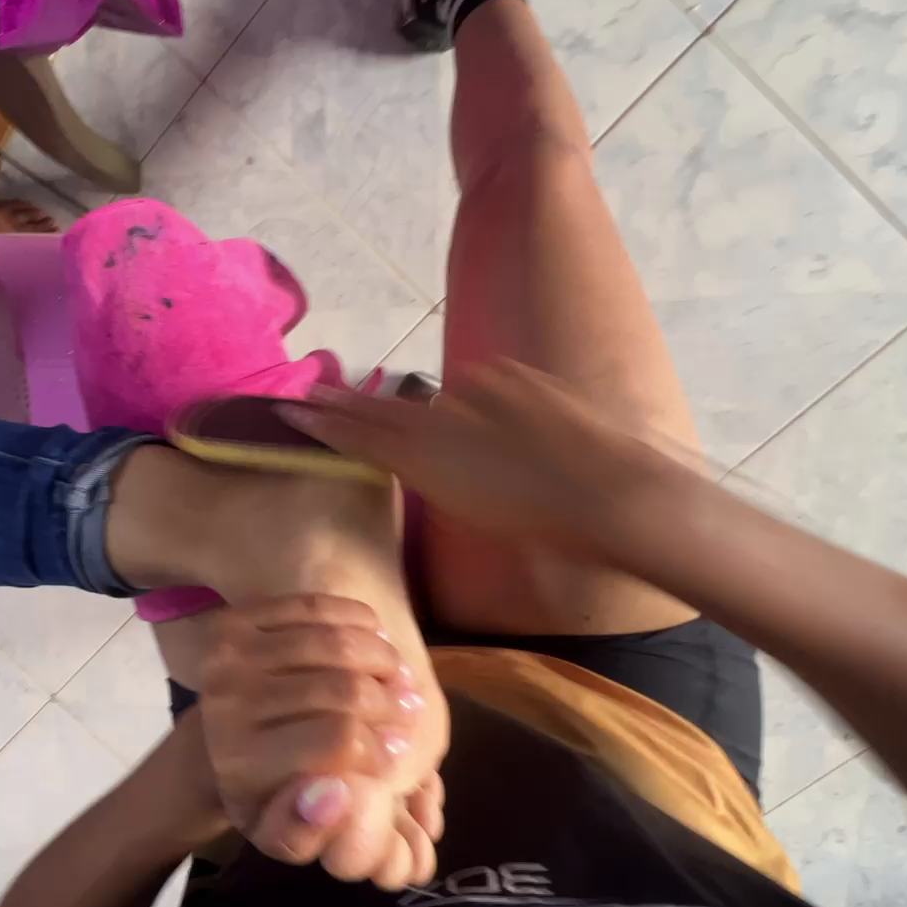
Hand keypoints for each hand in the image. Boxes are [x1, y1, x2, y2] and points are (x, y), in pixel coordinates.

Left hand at [192, 594, 442, 889]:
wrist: (211, 744)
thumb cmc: (261, 791)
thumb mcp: (280, 834)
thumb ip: (306, 831)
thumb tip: (338, 794)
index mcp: (244, 760)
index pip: (339, 740)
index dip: (382, 745)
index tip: (398, 749)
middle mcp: (230, 702)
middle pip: (342, 688)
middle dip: (390, 700)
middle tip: (407, 707)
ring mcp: (230, 654)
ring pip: (335, 643)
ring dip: (382, 657)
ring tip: (396, 675)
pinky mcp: (235, 619)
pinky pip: (314, 607)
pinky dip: (357, 619)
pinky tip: (374, 637)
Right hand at [279, 359, 698, 559]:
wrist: (615, 495)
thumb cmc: (542, 524)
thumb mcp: (472, 511)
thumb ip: (434, 477)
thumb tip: (419, 458)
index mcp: (427, 457)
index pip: (361, 432)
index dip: (323, 421)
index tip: (291, 408)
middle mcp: (444, 418)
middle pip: (380, 406)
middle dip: (343, 401)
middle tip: (310, 392)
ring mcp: (481, 394)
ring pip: (427, 399)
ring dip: (402, 406)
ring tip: (372, 403)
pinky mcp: (516, 381)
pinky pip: (476, 390)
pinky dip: (466, 404)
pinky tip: (468, 414)